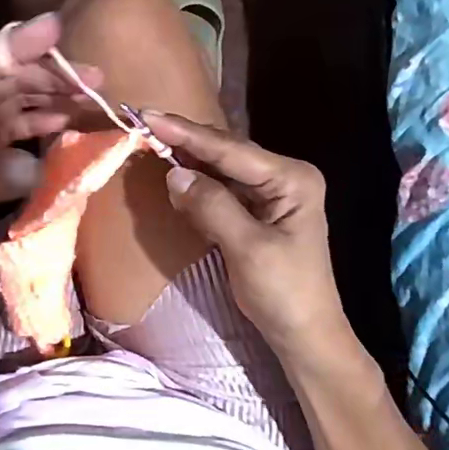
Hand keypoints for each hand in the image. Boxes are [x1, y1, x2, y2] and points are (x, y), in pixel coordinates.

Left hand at [0, 14, 94, 288]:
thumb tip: (36, 167)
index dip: (16, 46)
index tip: (55, 27)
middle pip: (2, 79)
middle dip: (46, 74)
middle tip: (93, 76)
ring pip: (14, 102)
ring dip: (51, 98)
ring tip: (91, 96)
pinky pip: (16, 132)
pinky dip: (41, 127)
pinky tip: (66, 124)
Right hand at [144, 112, 358, 371]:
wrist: (304, 334)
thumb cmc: (284, 292)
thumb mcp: (247, 248)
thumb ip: (212, 205)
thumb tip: (174, 174)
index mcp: (291, 179)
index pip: (230, 149)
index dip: (186, 132)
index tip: (149, 115)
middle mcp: (283, 177)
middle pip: (225, 152)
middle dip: (184, 139)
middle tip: (144, 122)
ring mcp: (270, 193)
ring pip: (219, 167)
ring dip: (187, 157)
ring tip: (152, 139)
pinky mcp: (256, 211)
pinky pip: (219, 188)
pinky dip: (195, 183)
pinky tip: (173, 174)